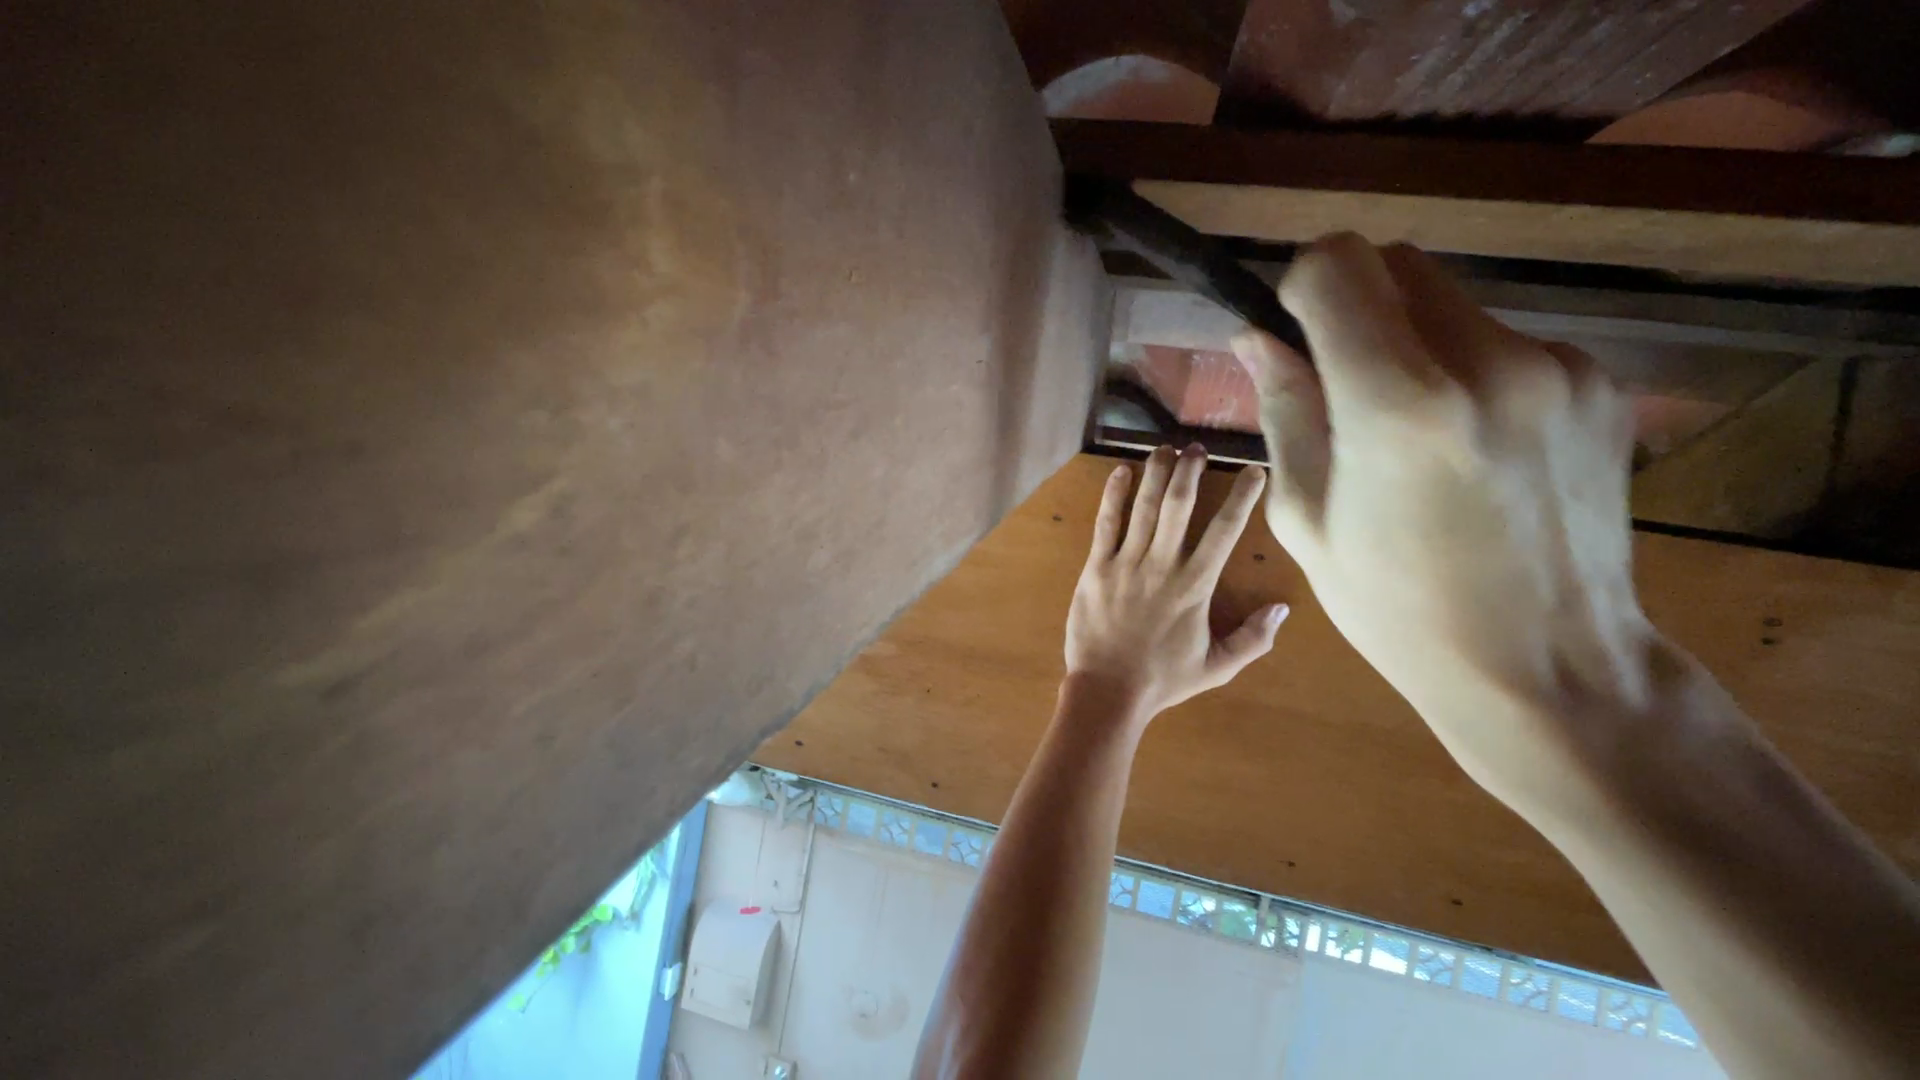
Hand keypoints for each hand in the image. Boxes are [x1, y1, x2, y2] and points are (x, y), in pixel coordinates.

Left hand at [1064, 443, 1288, 720]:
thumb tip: (1283, 610)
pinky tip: (1120, 472)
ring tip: (1165, 449)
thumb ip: (1253, 640)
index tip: (1253, 471)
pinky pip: (1105, 525)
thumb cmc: (1163, 680)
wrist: (1107, 691)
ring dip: (1155, 474)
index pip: (1224, 531)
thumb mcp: (1217, 667)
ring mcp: (1126, 564)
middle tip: (1196, 448)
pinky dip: (1113, 496)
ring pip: (1143, 508)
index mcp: (1195, 586)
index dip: (1241, 497)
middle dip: (1189, 471)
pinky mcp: (1095, 569)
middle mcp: (1162, 566)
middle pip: (1178, 506)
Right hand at [1232, 235, 1653, 788]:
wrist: (1547, 668)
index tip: (1294, 333)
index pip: (1338, 267)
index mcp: (1399, 405)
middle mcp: (1488, 363)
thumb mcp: (1307, 520)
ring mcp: (1557, 369)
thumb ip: (1285, 411)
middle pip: (1398, 266)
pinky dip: (1469, 370)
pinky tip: (1471, 449)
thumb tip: (1255, 337)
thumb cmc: (1398, 609)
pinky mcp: (1598, 387)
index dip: (1301, 287)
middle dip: (1356, 307)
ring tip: (1414, 432)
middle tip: (1344, 385)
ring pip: (1453, 303)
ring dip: (1414, 340)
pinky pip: (1505, 342)